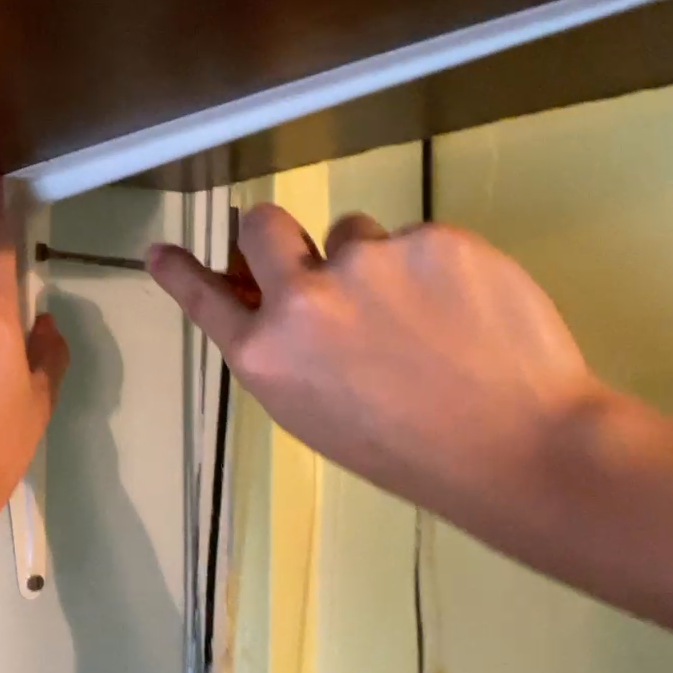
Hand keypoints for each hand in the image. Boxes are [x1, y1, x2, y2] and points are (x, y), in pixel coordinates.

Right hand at [146, 205, 603, 507]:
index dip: (181, 272)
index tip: (160, 251)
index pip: (205, 299)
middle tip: (308, 259)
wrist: (511, 444)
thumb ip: (279, 352)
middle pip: (265, 224)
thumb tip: (269, 302)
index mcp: (264, 355)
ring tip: (416, 315)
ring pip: (353, 234)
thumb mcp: (309, 410)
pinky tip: (460, 311)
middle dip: (274, 236)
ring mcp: (366, 261)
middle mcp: (300, 299)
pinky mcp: (433, 237)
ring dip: (369, 262)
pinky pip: (415, 240)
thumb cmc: (398, 447)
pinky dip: (429, 268)